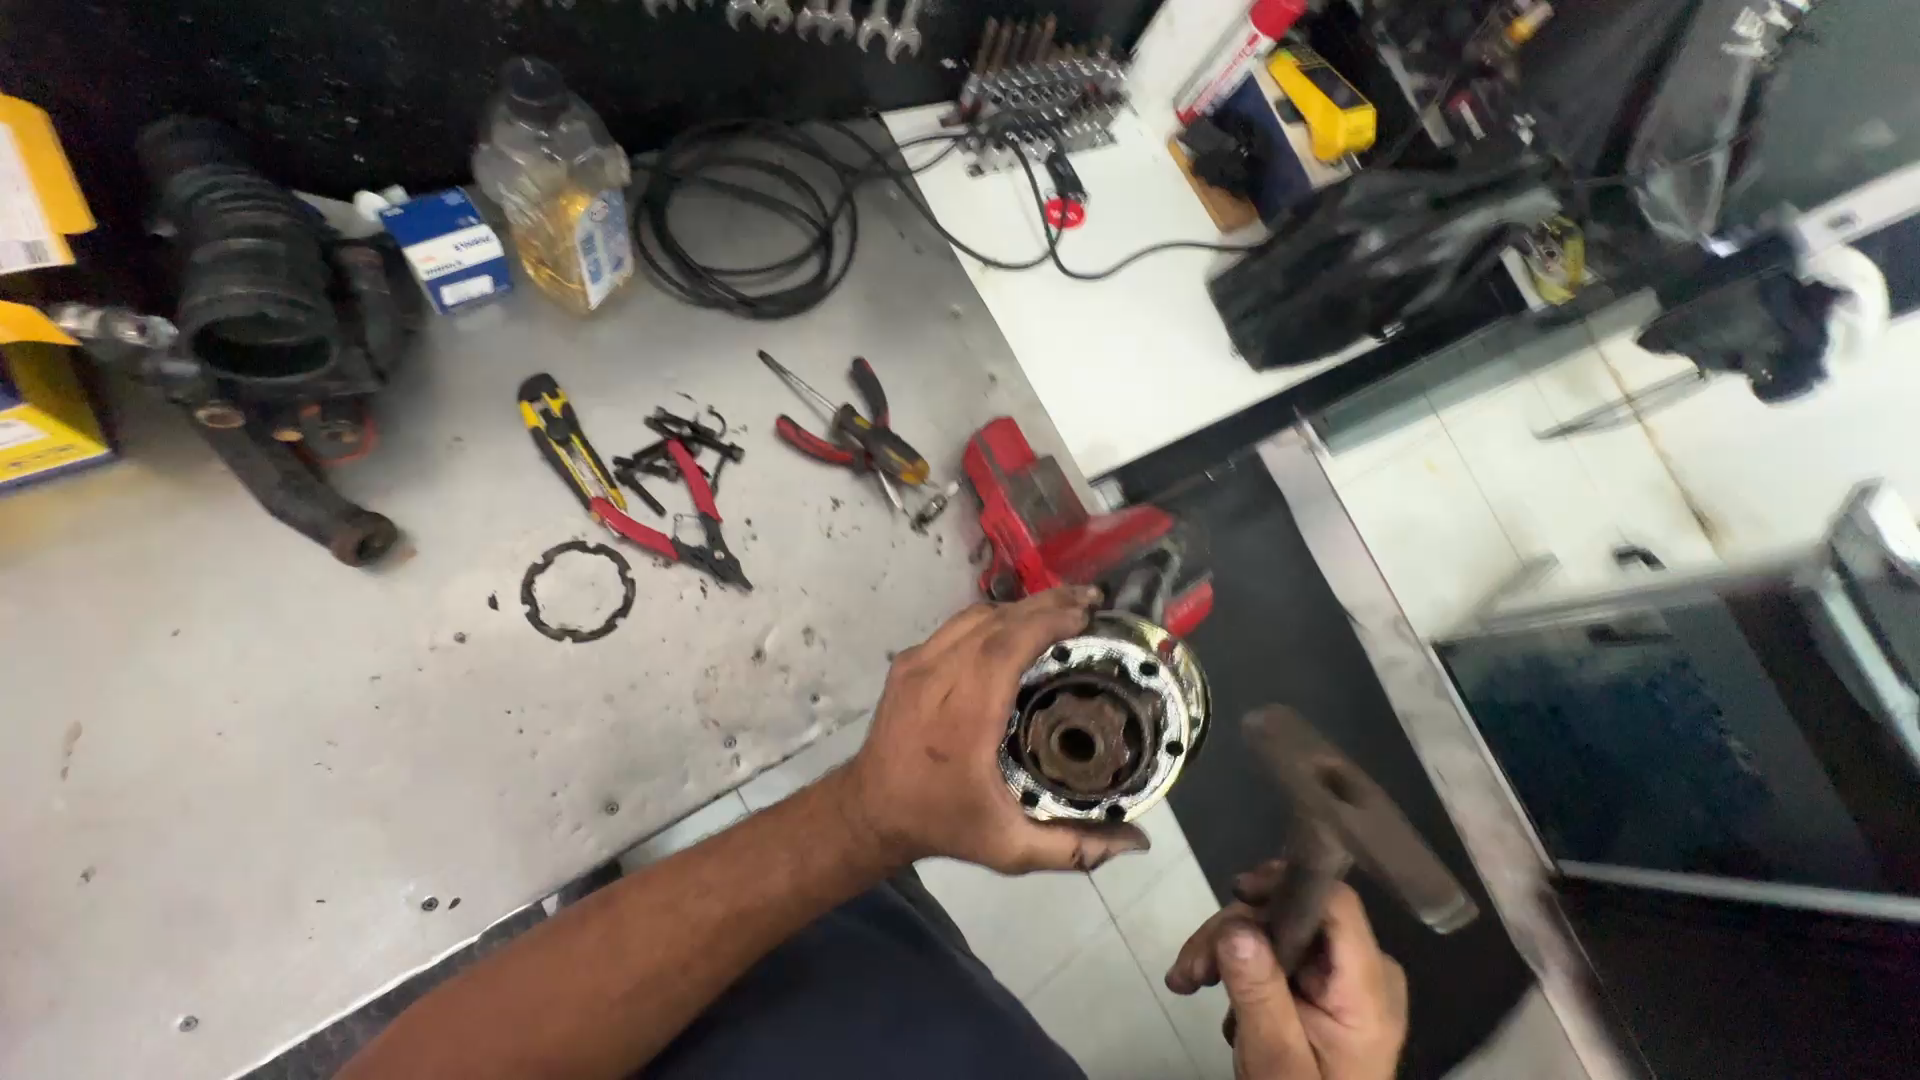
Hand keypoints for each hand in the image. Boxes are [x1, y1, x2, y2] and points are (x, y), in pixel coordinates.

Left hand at [832, 587, 1151, 873]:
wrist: (869, 809)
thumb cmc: (943, 823)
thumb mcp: (1010, 849)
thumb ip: (1075, 847)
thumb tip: (1139, 841)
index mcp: (962, 720)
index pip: (1002, 650)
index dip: (1044, 623)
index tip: (1085, 615)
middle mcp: (936, 681)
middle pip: (994, 622)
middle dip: (1045, 604)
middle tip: (1091, 600)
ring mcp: (916, 664)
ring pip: (975, 616)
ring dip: (1021, 607)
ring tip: (1064, 607)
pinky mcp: (907, 660)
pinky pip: (957, 626)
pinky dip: (994, 617)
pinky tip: (1021, 623)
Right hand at [1166, 865, 1406, 1079]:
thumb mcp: (1276, 1065)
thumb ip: (1259, 995)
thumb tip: (1236, 927)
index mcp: (1368, 992)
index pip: (1338, 905)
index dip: (1287, 884)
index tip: (1236, 895)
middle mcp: (1362, 971)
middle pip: (1293, 914)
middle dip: (1233, 931)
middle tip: (1188, 969)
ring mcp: (1341, 976)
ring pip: (1274, 927)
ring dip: (1224, 946)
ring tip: (1188, 980)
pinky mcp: (1321, 982)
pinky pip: (1275, 948)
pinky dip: (1236, 961)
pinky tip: (1207, 986)